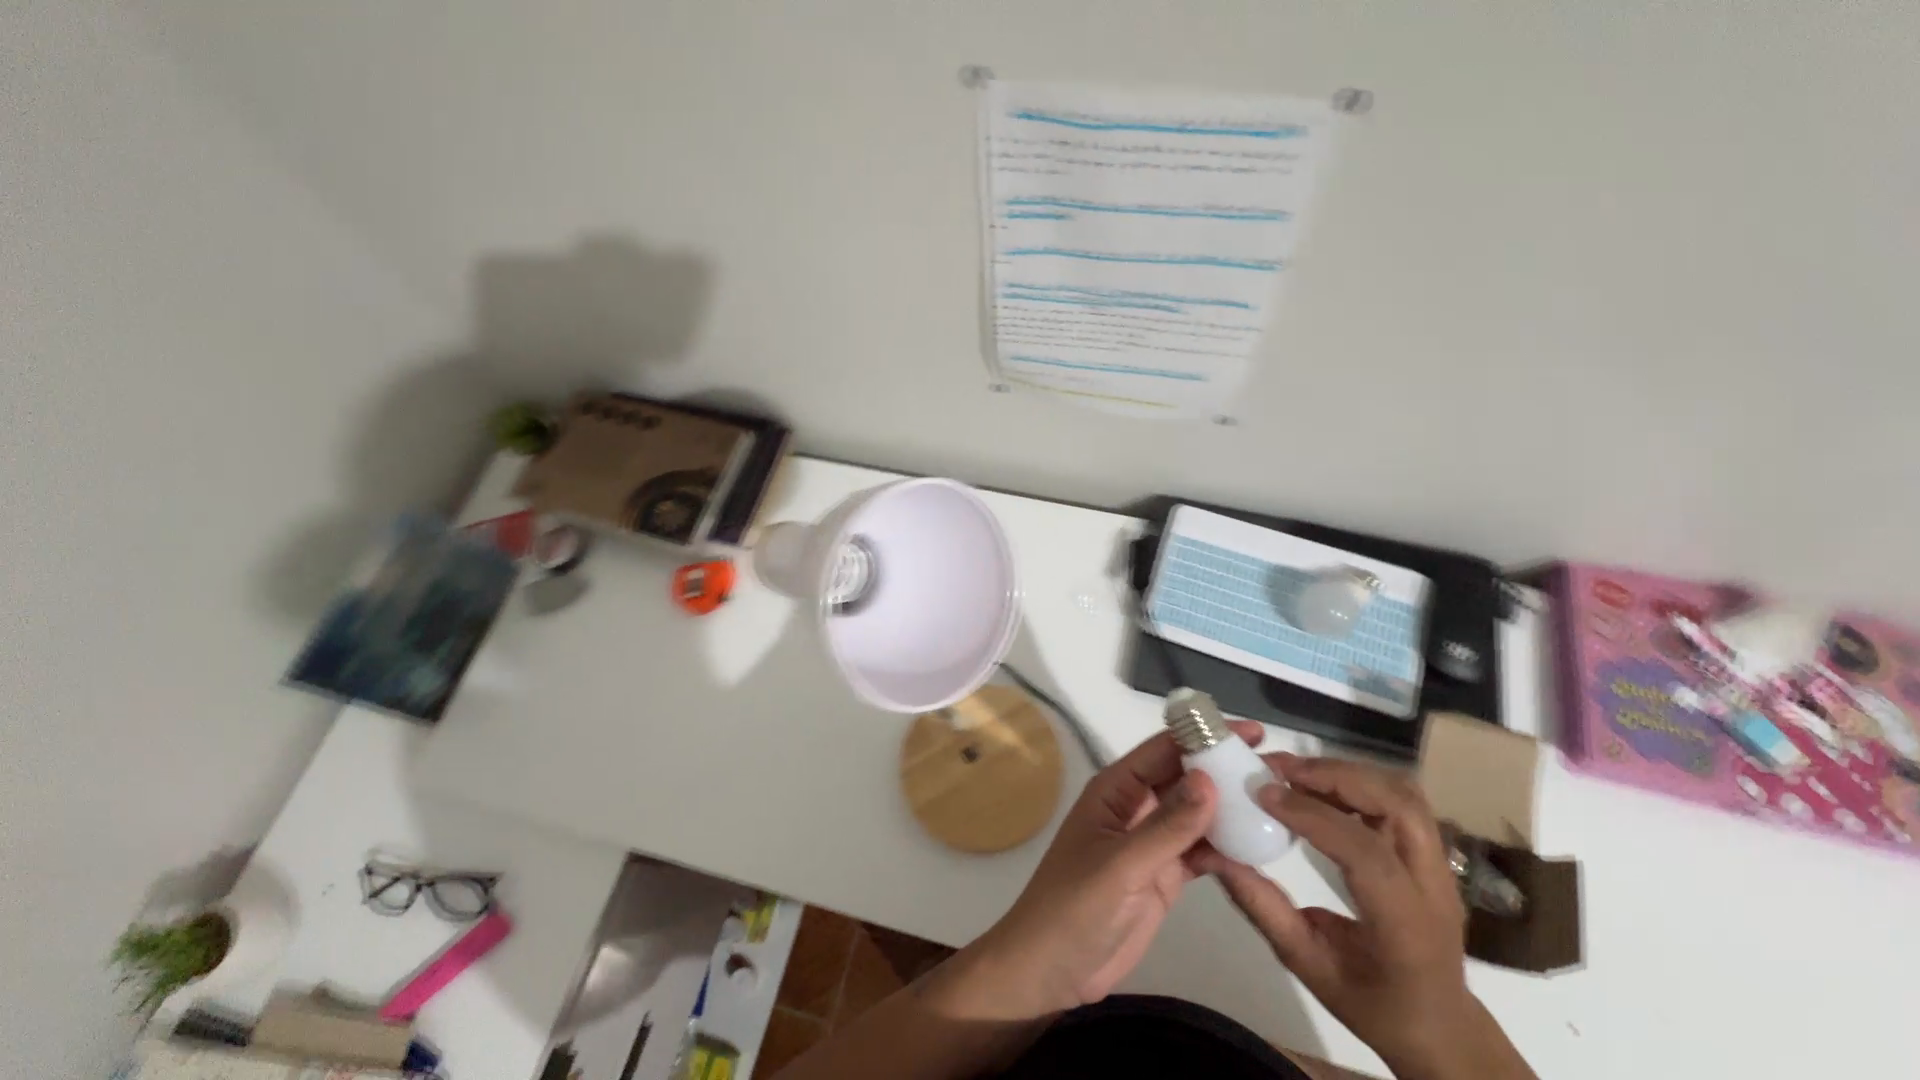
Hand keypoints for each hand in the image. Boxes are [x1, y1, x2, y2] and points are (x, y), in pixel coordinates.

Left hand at [958, 721, 1266, 1018]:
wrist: (1052, 969)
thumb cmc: (1073, 907)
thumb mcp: (1121, 865)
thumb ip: (1166, 826)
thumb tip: (1209, 779)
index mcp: (1114, 791)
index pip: (1163, 751)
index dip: (1203, 736)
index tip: (1252, 732)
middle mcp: (1135, 809)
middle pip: (1185, 779)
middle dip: (1226, 770)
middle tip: (1278, 767)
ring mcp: (1151, 844)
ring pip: (1197, 814)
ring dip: (1232, 809)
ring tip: (1280, 803)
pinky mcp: (1164, 876)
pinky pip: (1201, 851)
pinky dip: (1227, 848)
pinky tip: (1260, 847)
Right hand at [1197, 755, 1534, 1079]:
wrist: (1437, 1024)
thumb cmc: (1369, 1002)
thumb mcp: (1306, 964)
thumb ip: (1263, 908)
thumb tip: (1217, 857)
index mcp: (1404, 925)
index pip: (1365, 853)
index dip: (1313, 815)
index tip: (1263, 794)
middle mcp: (1433, 887)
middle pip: (1398, 806)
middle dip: (1336, 777)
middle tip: (1280, 769)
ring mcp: (1442, 868)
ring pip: (1405, 795)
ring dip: (1349, 774)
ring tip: (1297, 774)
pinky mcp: (1436, 856)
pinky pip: (1404, 803)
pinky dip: (1361, 785)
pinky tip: (1322, 791)